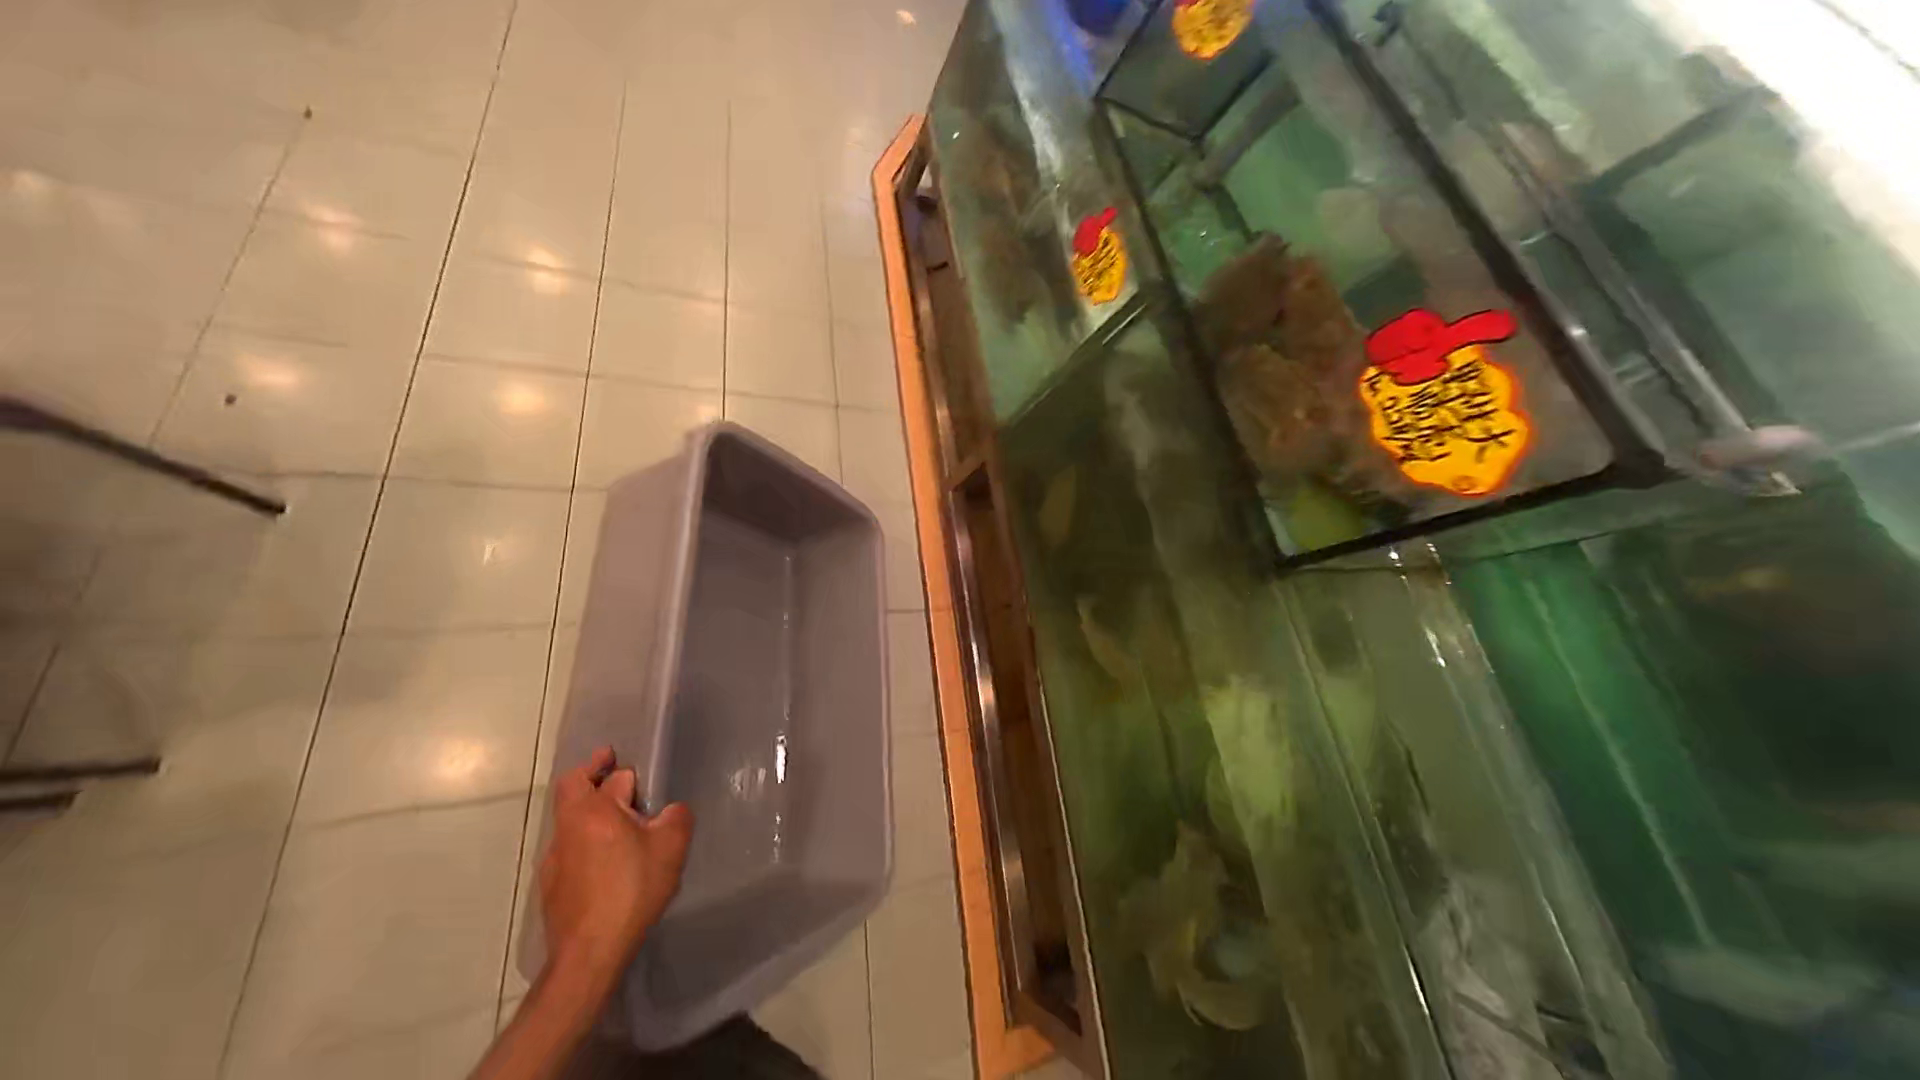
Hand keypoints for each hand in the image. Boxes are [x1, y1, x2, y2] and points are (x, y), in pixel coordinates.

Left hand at [539, 747, 693, 987]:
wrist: (590, 954)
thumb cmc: (631, 890)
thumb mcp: (671, 846)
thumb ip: (676, 817)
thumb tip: (669, 811)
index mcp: (591, 812)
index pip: (591, 775)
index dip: (606, 766)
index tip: (614, 758)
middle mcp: (566, 831)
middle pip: (577, 795)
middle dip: (601, 786)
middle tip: (630, 790)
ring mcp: (554, 863)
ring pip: (574, 826)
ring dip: (596, 820)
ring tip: (627, 832)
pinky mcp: (552, 890)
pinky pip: (573, 854)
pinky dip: (590, 848)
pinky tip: (613, 868)